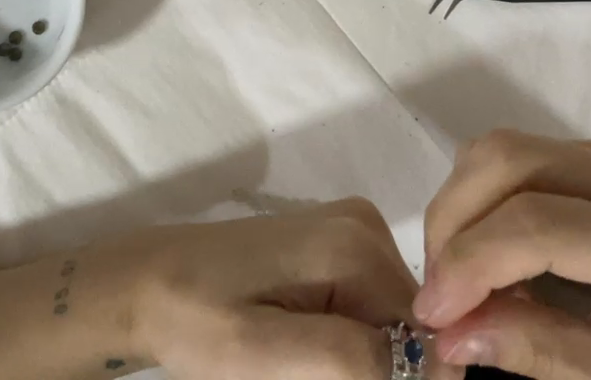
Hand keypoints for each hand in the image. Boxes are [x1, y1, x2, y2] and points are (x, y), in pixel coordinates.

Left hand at [125, 199, 416, 379]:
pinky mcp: (334, 244)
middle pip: (411, 324)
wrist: (145, 283)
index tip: (340, 379)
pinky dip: (348, 338)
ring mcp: (350, 229)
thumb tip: (445, 366)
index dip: (408, 378)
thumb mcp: (271, 354)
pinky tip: (306, 345)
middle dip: (379, 367)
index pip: (430, 332)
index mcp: (356, 244)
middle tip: (309, 372)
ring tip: (304, 362)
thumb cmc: (198, 320)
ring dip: (362, 357)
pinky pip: (367, 305)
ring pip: (390, 321)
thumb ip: (359, 359)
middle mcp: (365, 225)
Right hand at [414, 131, 590, 379]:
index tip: (431, 314)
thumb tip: (447, 335)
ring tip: (454, 274)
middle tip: (435, 295)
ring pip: (502, 148)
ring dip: (458, 204)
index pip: (539, 225)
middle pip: (509, 162)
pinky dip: (477, 193)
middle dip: (451, 222)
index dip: (470, 262)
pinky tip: (480, 248)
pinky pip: (512, 153)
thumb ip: (541, 354)